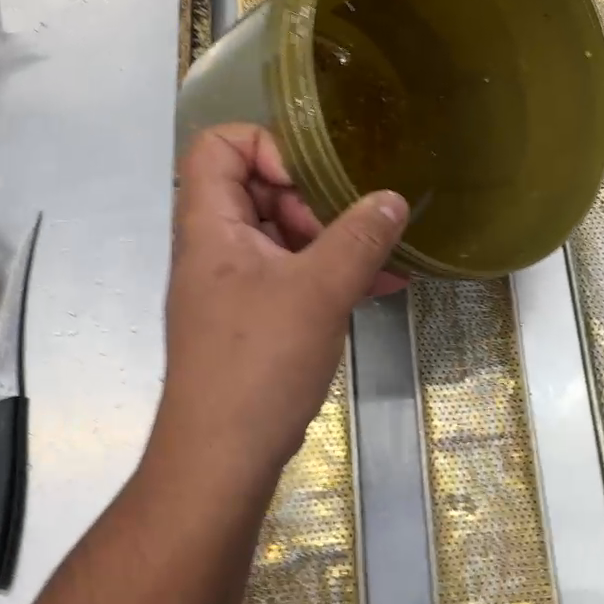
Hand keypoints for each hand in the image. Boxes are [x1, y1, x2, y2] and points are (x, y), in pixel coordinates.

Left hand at [161, 124, 408, 467]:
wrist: (222, 458)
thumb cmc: (259, 363)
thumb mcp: (318, 291)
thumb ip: (359, 238)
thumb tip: (393, 199)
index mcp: (211, 226)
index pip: (218, 145)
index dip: (268, 146)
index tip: (314, 179)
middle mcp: (216, 248)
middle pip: (258, 187)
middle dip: (314, 199)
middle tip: (350, 227)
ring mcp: (236, 285)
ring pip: (284, 235)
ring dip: (334, 239)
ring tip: (383, 255)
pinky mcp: (256, 319)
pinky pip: (295, 275)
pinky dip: (333, 273)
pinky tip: (384, 285)